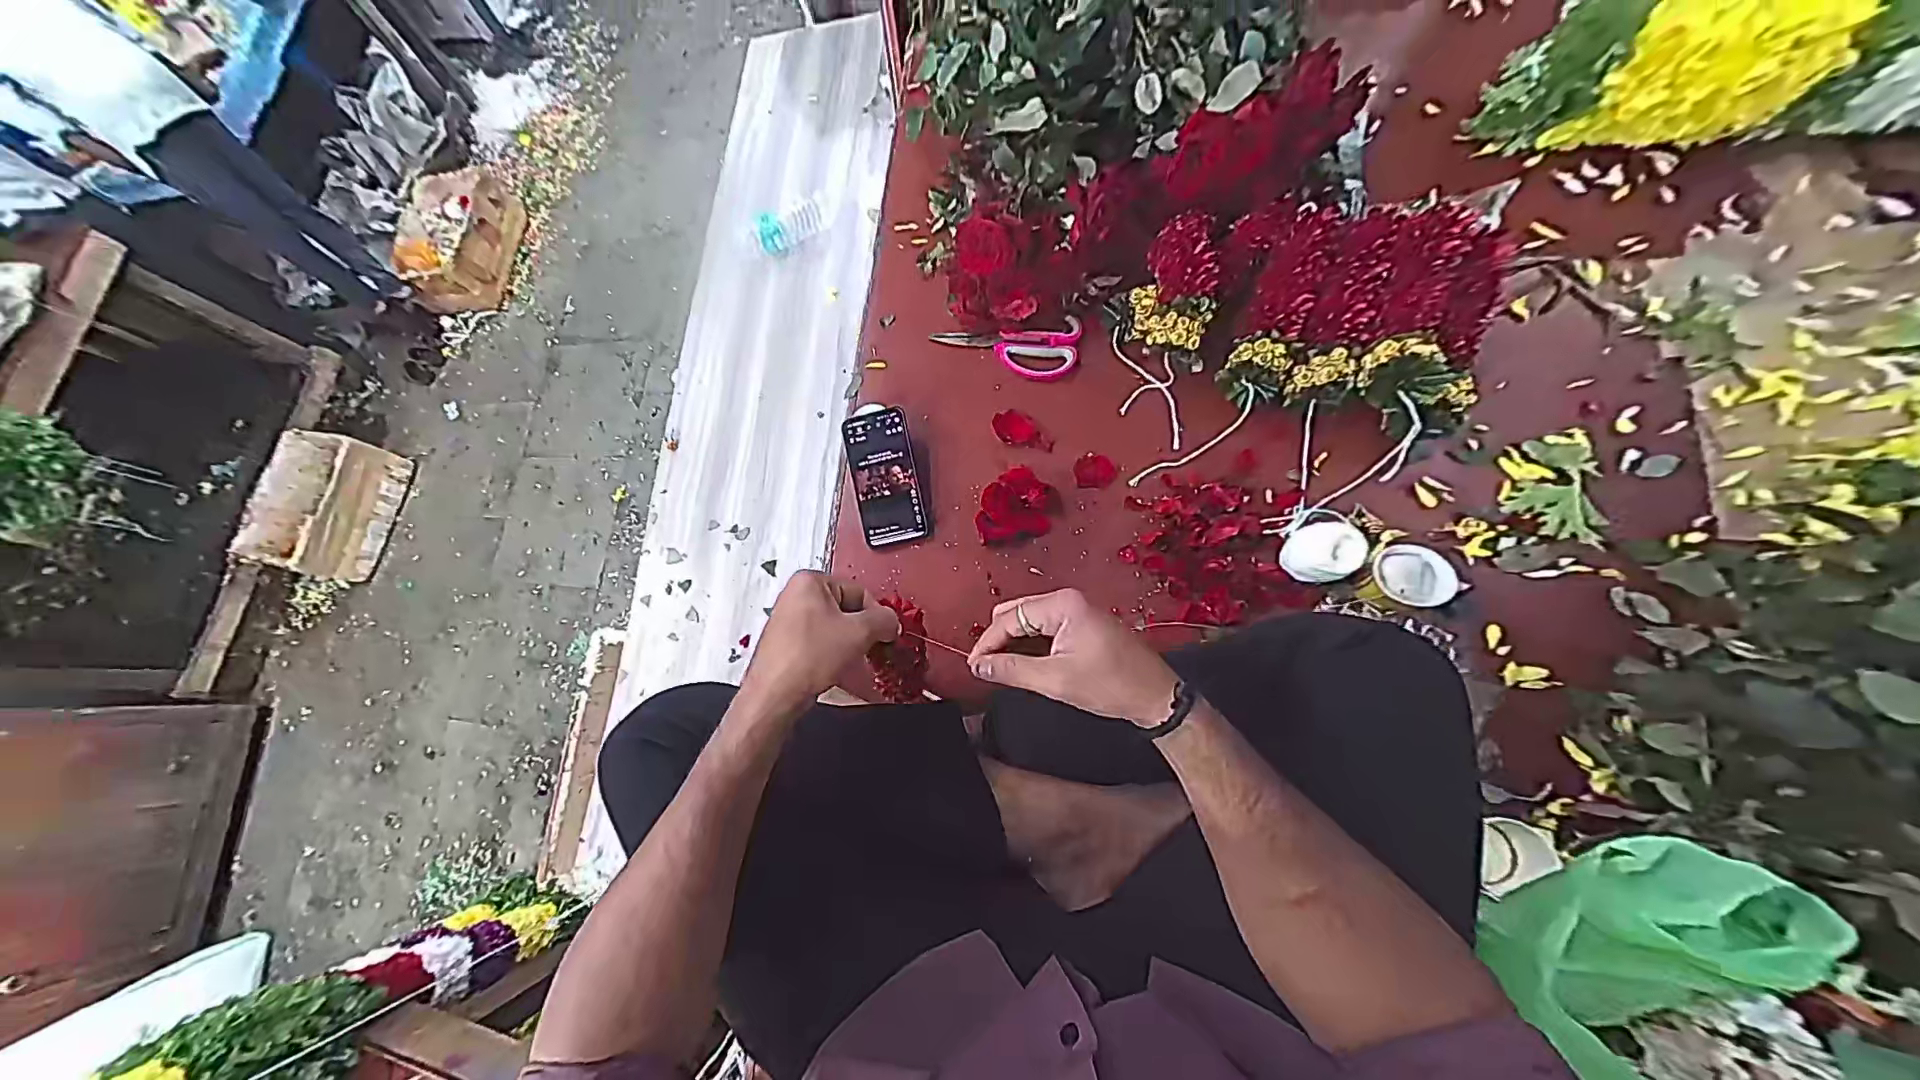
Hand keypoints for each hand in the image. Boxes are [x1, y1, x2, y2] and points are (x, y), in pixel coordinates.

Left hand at [740, 571, 899, 712]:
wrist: (775, 695)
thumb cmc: (810, 656)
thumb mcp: (860, 632)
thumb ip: (884, 620)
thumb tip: (891, 622)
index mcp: (809, 581)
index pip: (859, 592)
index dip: (875, 615)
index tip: (884, 634)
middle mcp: (795, 595)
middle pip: (846, 610)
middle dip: (861, 631)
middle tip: (870, 648)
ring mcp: (788, 620)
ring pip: (834, 628)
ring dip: (848, 645)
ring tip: (850, 661)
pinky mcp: (786, 643)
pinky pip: (820, 642)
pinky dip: (832, 654)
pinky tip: (834, 669)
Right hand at [967, 589, 1180, 726]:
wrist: (1157, 697)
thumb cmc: (1113, 685)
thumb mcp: (1055, 680)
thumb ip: (1011, 670)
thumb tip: (980, 665)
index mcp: (1063, 605)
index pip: (1009, 618)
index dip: (987, 643)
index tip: (974, 665)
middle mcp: (1069, 601)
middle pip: (1016, 614)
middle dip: (997, 640)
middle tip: (984, 668)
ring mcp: (1077, 612)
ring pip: (1029, 622)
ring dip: (1013, 643)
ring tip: (999, 669)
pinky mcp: (1082, 625)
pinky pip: (1045, 629)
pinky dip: (1030, 645)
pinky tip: (1022, 664)